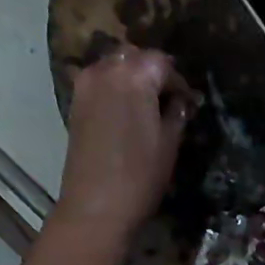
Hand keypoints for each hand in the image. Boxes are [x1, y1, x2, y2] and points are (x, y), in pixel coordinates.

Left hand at [56, 45, 195, 235]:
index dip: (179, 82)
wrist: (95, 207)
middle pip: (135, 57)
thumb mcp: (169, 144)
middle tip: (169, 100)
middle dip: (153, 73)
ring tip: (147, 105)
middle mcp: (106, 70)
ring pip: (114, 66)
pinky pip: (100, 82)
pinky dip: (115, 89)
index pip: (163, 63)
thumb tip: (180, 102)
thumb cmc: (140, 176)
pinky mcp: (75, 103)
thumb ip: (176, 114)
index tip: (189, 103)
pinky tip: (127, 112)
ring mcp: (86, 85)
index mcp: (135, 75)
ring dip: (132, 78)